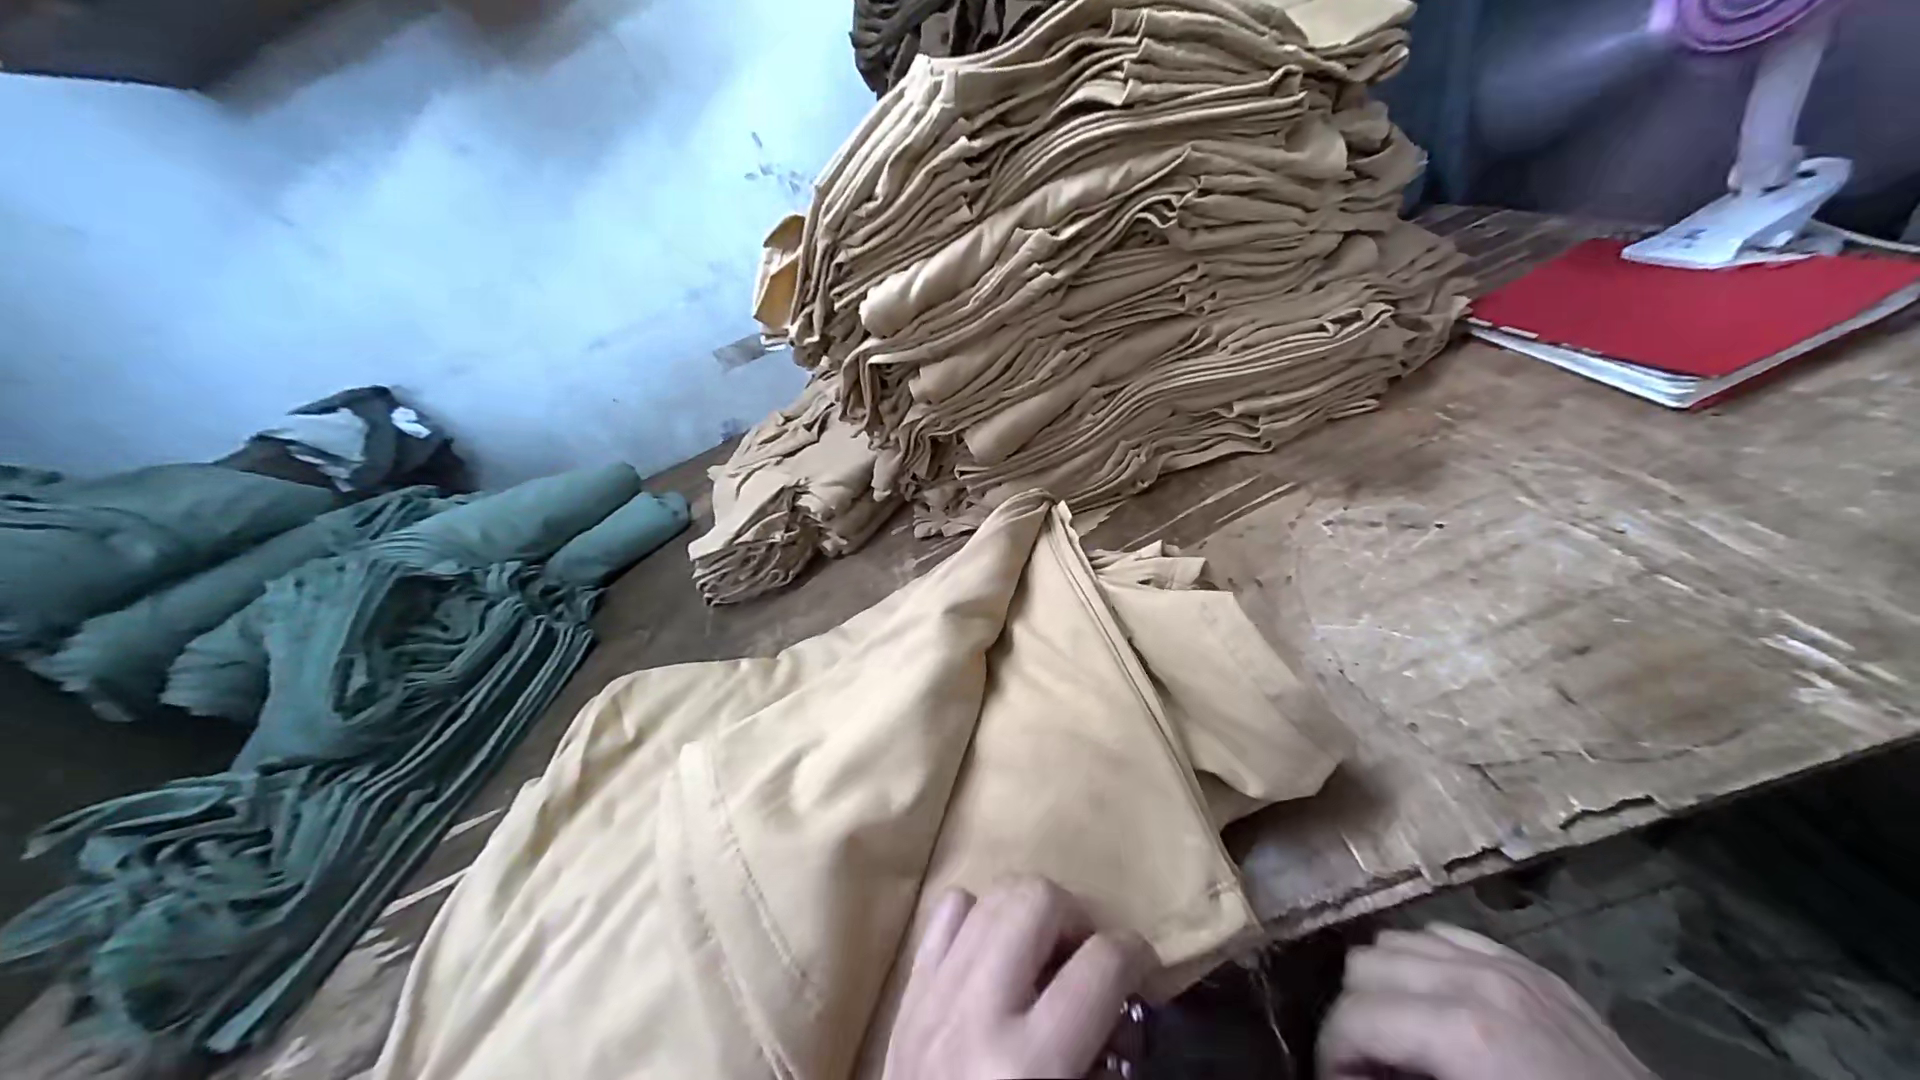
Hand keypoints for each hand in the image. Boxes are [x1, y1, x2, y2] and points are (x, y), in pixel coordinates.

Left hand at [883, 878, 1152, 1079]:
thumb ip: (1105, 1059)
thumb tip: (1122, 1001)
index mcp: (1031, 1064)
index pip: (1101, 965)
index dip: (1137, 955)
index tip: (1141, 969)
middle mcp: (980, 1011)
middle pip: (1038, 900)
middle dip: (1076, 916)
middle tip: (1085, 957)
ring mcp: (936, 993)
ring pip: (993, 894)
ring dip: (1030, 912)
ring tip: (1044, 952)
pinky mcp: (910, 989)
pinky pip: (948, 911)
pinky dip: (978, 917)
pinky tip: (994, 955)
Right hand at [1319, 924, 1655, 1079]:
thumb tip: (1349, 1075)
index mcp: (1462, 1031)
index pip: (1352, 1016)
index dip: (1329, 1054)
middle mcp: (1474, 979)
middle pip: (1363, 964)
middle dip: (1352, 1017)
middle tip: (1367, 1066)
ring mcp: (1507, 965)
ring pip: (1397, 940)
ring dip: (1384, 986)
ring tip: (1400, 1035)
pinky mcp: (1532, 968)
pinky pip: (1447, 936)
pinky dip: (1425, 964)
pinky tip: (1439, 1007)